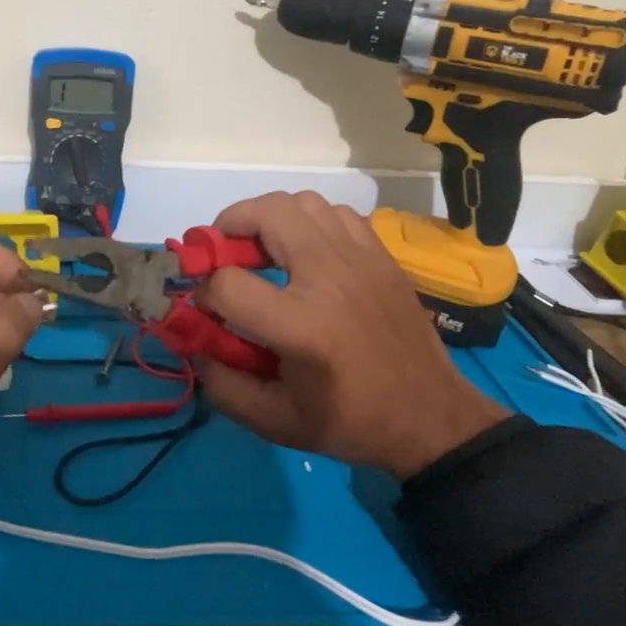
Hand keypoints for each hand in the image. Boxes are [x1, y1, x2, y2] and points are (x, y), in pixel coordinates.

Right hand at [192, 191, 509, 478]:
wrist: (430, 417)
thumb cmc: (350, 422)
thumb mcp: (274, 422)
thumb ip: (222, 384)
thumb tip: (195, 343)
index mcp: (303, 327)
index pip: (228, 284)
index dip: (204, 293)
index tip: (208, 310)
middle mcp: (331, 279)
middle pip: (268, 213)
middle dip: (230, 225)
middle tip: (222, 252)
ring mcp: (361, 260)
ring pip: (303, 202)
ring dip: (270, 218)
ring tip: (262, 249)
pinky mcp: (382, 256)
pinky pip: (337, 213)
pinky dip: (310, 222)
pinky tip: (305, 252)